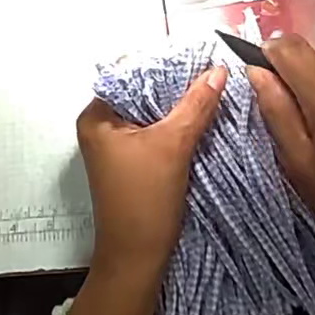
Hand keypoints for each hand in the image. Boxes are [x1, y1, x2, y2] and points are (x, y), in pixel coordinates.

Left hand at [76, 65, 227, 271]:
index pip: (130, 74)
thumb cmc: (145, 200)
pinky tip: (203, 119)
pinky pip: (157, 133)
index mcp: (96, 116)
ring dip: (179, 107)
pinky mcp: (133, 162)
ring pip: (153, 114)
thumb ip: (196, 104)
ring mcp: (117, 146)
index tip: (198, 57)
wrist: (138, 258)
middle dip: (176, 86)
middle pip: (142, 93)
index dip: (164, 63)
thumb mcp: (173, 145)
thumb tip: (218, 70)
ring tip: (212, 92)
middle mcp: (101, 127)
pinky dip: (177, 127)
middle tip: (211, 74)